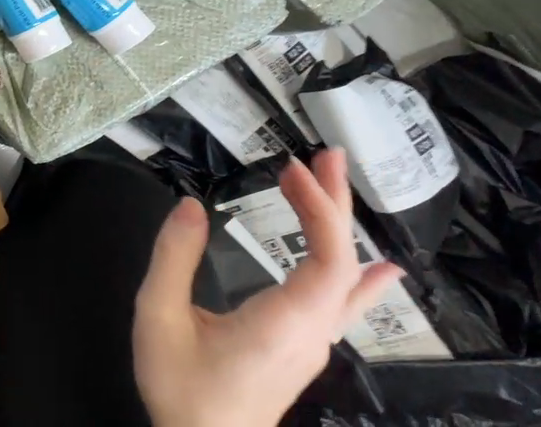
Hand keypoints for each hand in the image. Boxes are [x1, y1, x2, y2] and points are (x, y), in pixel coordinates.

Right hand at [132, 149, 404, 426]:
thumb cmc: (182, 385)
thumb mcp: (159, 316)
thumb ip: (173, 258)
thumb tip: (190, 205)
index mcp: (284, 323)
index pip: (325, 260)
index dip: (318, 211)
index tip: (291, 168)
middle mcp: (312, 331)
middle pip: (343, 263)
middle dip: (335, 205)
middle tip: (325, 156)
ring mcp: (313, 342)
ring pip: (345, 279)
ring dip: (339, 227)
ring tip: (333, 185)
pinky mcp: (303, 346)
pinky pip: (344, 301)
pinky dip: (359, 272)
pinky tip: (382, 269)